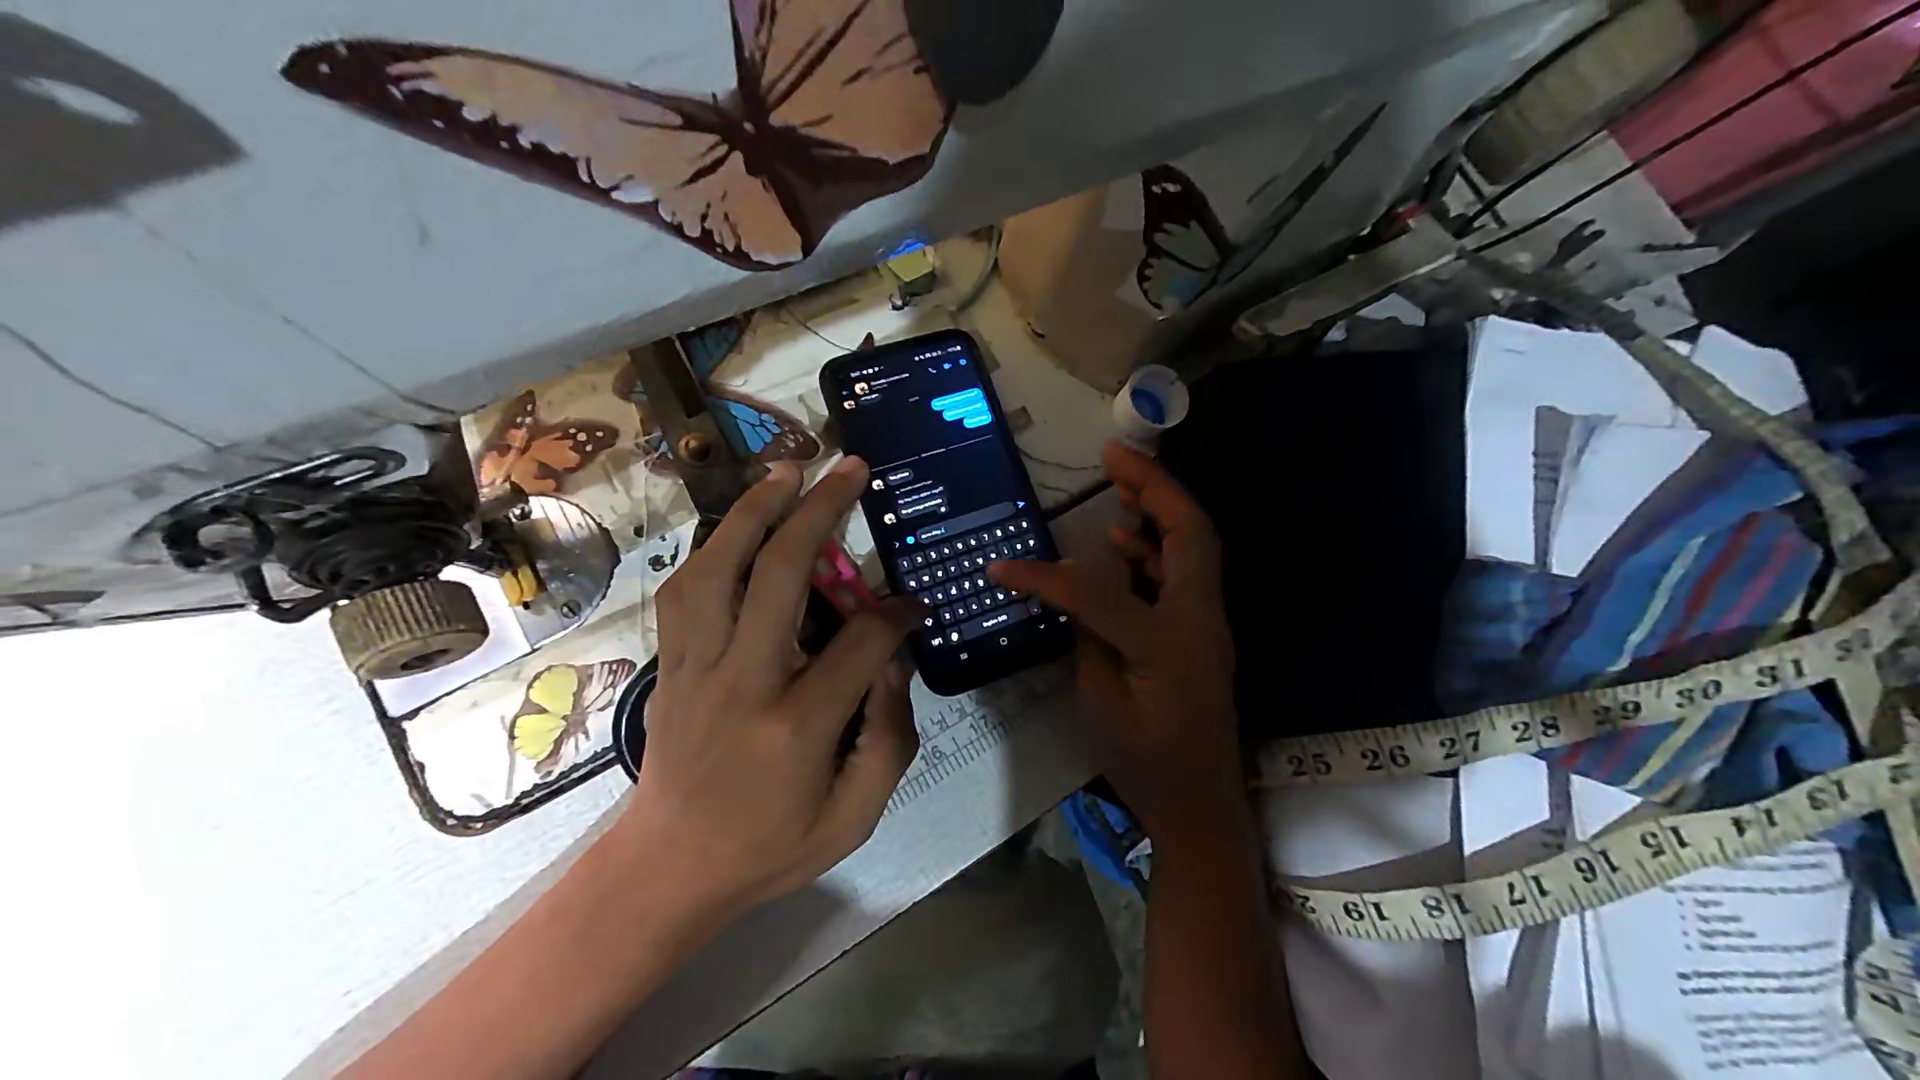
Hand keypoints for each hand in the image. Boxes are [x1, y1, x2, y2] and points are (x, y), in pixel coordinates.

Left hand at [625, 457, 920, 915]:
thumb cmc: (771, 847)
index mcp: (797, 723)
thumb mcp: (855, 815)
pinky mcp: (671, 664)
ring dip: (754, 509)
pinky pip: (685, 588)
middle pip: (781, 572)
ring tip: (786, 470)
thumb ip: (889, 736)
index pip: (860, 641)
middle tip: (850, 469)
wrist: (668, 869)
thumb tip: (893, 660)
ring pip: (719, 565)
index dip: (896, 613)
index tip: (913, 604)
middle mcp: (742, 679)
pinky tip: (737, 526)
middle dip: (822, 511)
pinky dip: (713, 546)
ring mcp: (696, 666)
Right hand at [989, 442, 1243, 840]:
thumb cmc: (1147, 765)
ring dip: (1159, 508)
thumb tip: (1076, 592)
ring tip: (1120, 480)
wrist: (1200, 807)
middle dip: (1154, 485)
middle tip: (1113, 455)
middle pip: (1191, 533)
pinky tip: (1125, 541)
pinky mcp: (1200, 633)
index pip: (1100, 591)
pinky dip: (1156, 548)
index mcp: (1169, 643)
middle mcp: (1199, 621)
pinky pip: (1183, 574)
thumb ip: (1088, 637)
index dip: (1047, 576)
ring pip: (1194, 547)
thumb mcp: (1101, 704)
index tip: (1003, 567)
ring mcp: (1206, 625)